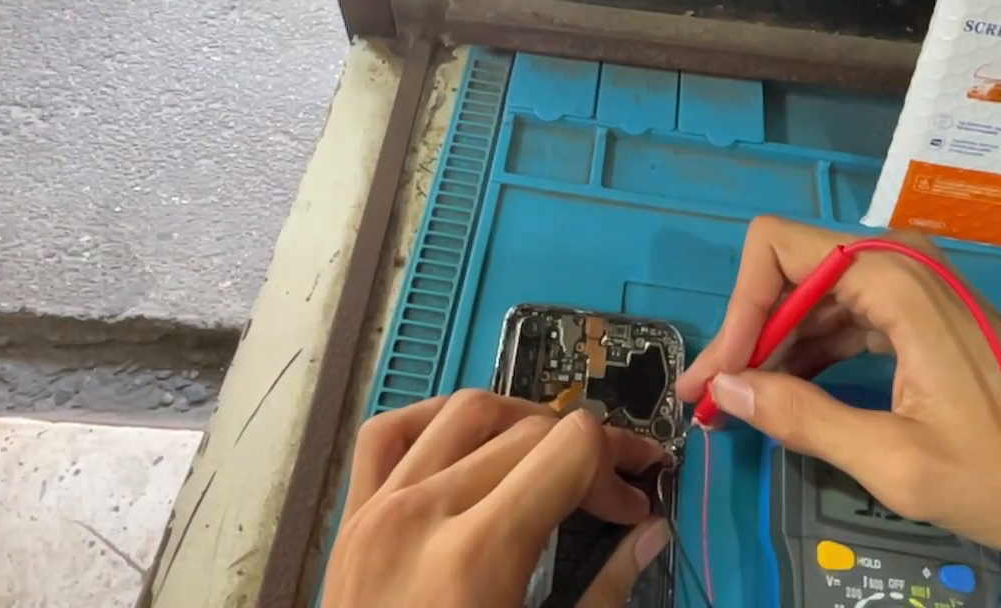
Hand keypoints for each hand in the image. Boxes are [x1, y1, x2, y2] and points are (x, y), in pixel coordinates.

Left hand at [321, 390, 672, 607]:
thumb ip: (604, 593)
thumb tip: (649, 532)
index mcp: (477, 558)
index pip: (570, 448)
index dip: (618, 461)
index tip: (633, 499)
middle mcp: (424, 515)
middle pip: (529, 429)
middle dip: (585, 452)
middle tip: (608, 495)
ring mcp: (378, 510)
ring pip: (465, 411)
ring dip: (520, 420)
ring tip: (548, 455)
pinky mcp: (351, 519)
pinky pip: (389, 432)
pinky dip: (434, 419)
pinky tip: (465, 440)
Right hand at [678, 217, 1000, 606]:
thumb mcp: (897, 461)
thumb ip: (801, 417)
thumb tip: (723, 388)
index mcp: (891, 277)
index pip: (776, 250)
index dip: (737, 309)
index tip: (719, 376)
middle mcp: (898, 263)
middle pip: (790, 271)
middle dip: (749, 332)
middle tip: (714, 397)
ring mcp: (914, 285)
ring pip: (814, 296)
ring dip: (775, 346)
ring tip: (740, 402)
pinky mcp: (924, 313)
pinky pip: (846, 316)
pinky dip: (812, 352)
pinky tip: (790, 392)